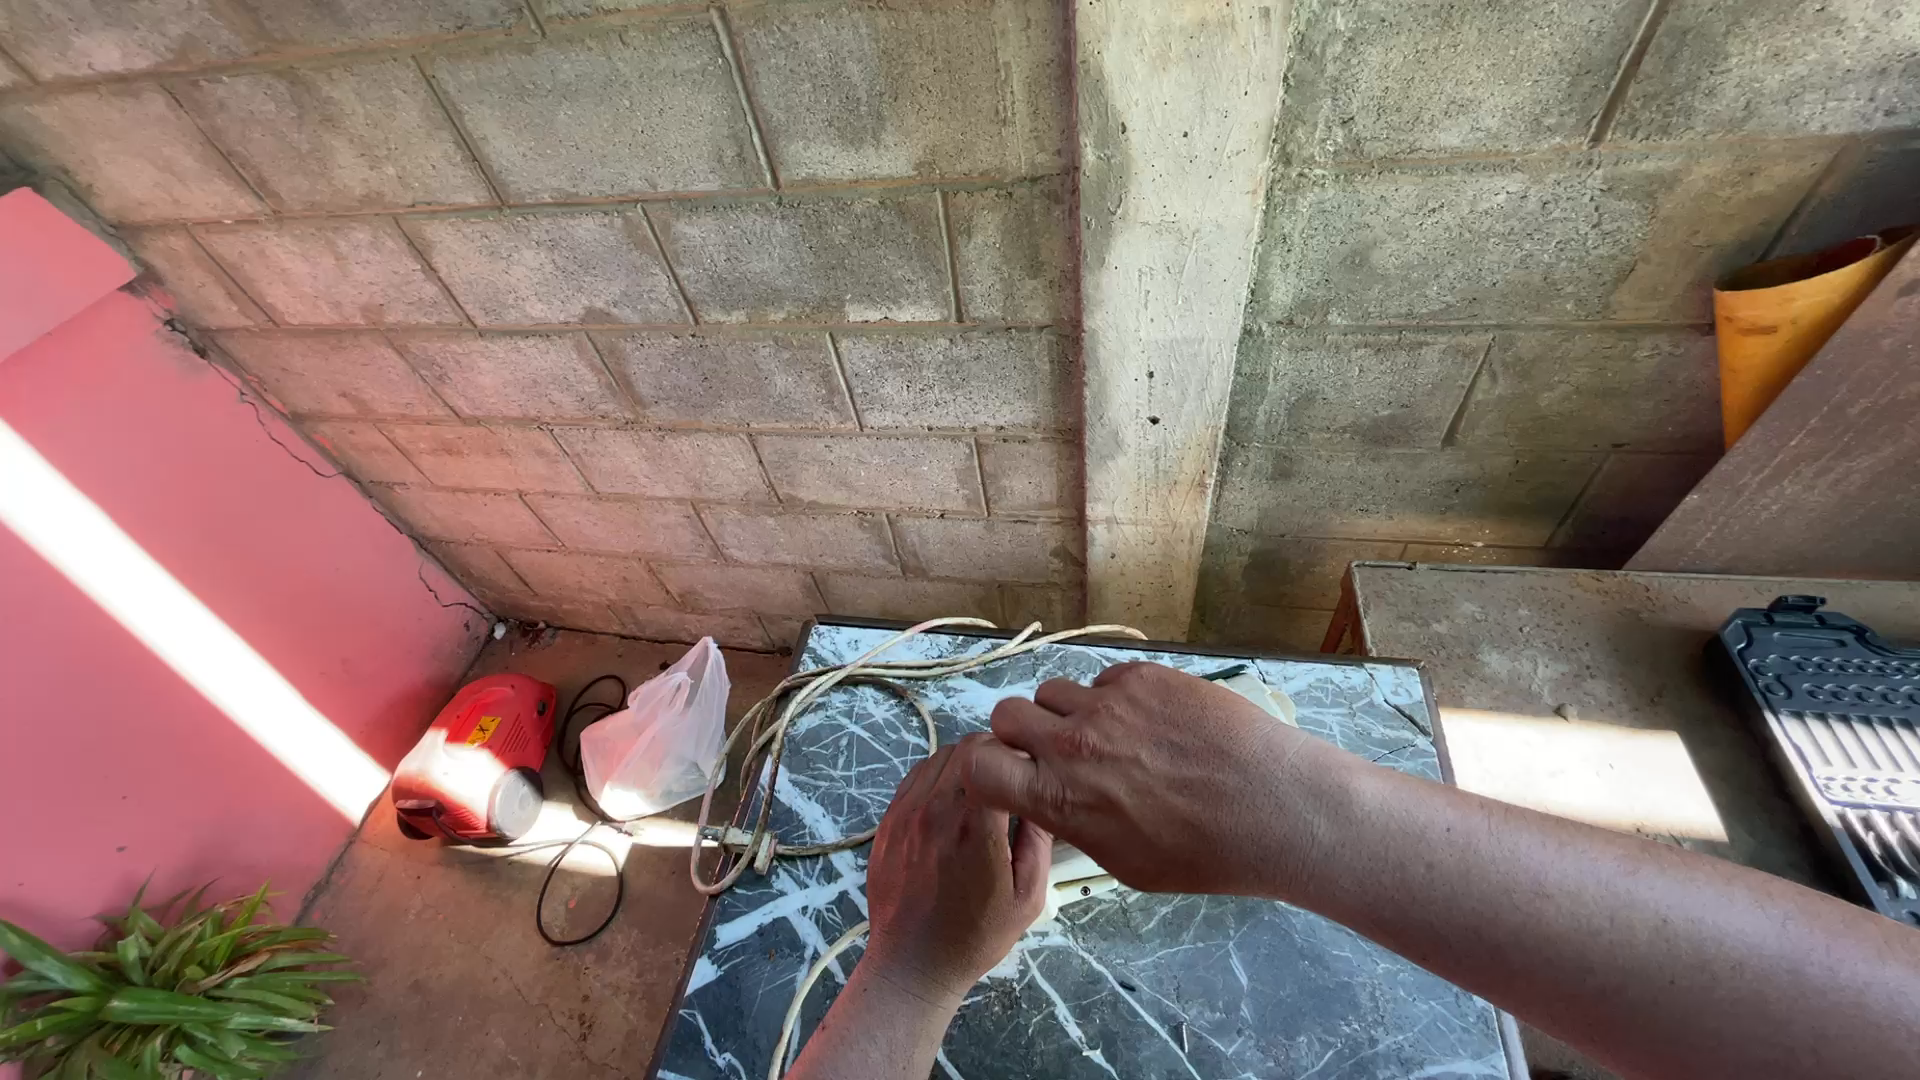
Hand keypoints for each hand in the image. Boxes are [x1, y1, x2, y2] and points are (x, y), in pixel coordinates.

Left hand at [861, 742, 1053, 1003]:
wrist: (913, 964)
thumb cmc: (974, 935)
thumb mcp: (1028, 897)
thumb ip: (1039, 840)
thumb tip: (1041, 796)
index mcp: (974, 826)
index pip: (995, 754)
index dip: (1015, 756)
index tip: (1025, 773)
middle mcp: (937, 809)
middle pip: (968, 746)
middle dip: (993, 754)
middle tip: (1006, 780)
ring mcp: (908, 811)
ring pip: (941, 755)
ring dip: (965, 762)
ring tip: (980, 790)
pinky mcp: (890, 819)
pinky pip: (917, 774)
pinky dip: (938, 775)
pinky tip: (950, 799)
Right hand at [961, 662, 1353, 897]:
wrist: (1276, 807)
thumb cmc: (1204, 854)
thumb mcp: (1123, 863)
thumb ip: (1073, 824)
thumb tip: (1054, 800)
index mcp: (1061, 799)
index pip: (978, 764)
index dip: (985, 765)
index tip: (1008, 771)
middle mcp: (1072, 744)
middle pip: (1007, 713)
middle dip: (1024, 731)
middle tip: (1058, 748)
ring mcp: (1106, 703)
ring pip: (1055, 691)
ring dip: (1071, 712)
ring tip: (1114, 733)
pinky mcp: (1142, 676)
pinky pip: (1105, 679)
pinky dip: (1117, 697)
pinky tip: (1155, 721)